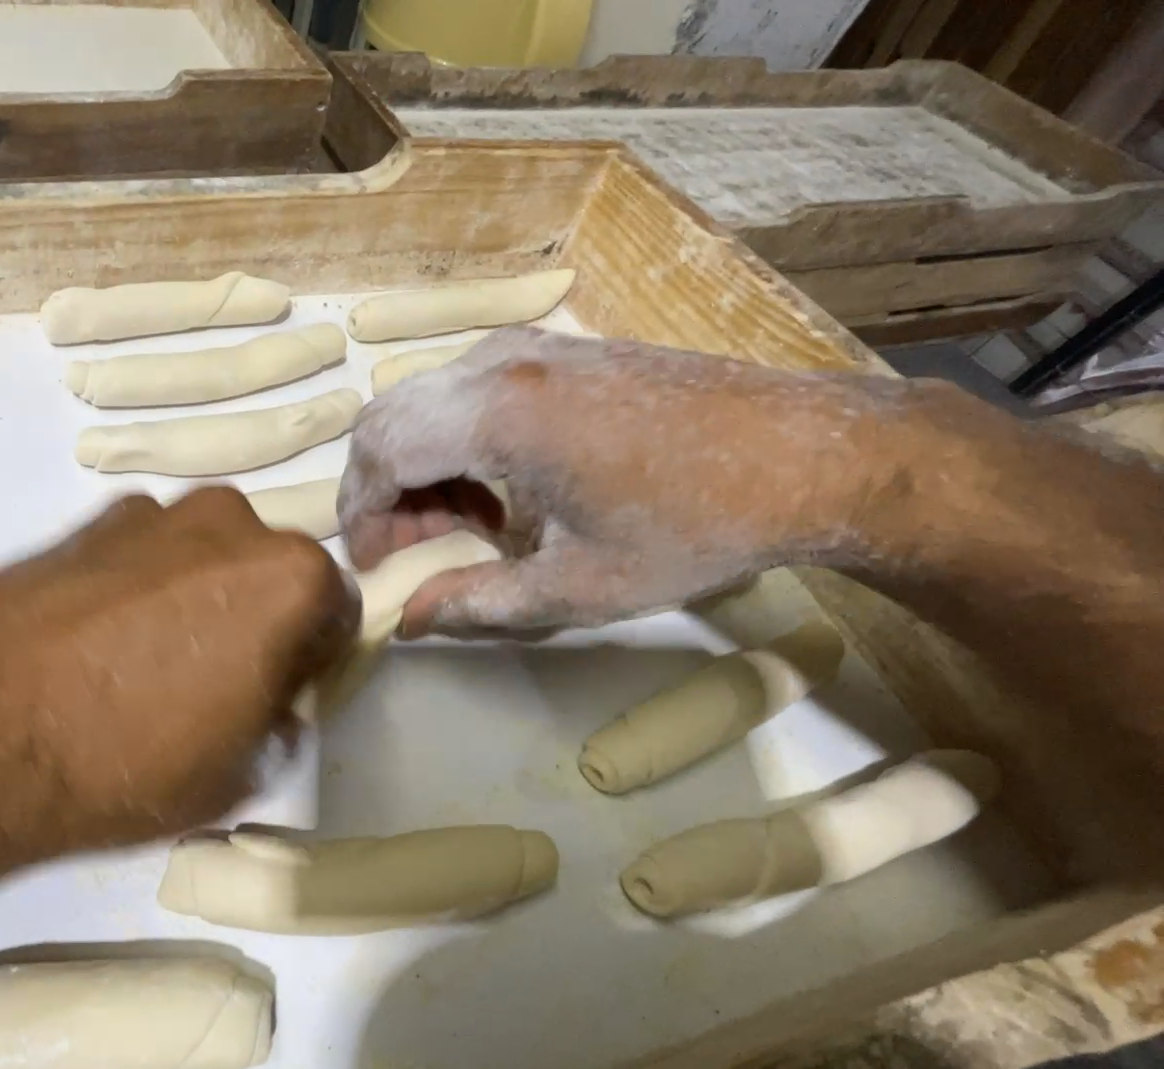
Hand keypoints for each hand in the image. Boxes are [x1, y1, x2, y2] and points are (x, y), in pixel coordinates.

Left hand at [0, 488, 355, 859]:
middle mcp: (228, 522)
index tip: (277, 695)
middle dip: (256, 618)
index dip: (313, 658)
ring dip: (195, 596)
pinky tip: (94, 640)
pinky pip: (142, 552)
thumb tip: (268, 702)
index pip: (337, 610)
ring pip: (203, 556)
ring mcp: (151, 513)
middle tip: (210, 681)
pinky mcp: (86, 519)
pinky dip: (137, 584)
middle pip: (268, 572)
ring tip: (141, 662)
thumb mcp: (234, 775)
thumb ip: (277, 725)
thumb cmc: (123, 762)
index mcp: (287, 579)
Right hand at [339, 325, 955, 636]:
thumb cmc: (691, 528)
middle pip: (386, 419)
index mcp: (497, 415)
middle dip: (381, 489)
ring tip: (462, 524)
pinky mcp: (554, 349)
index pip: (379, 454)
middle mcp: (497, 364)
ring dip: (417, 465)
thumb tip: (407, 620)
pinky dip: (453, 440)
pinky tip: (499, 487)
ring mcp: (527, 346)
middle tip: (414, 548)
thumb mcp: (577, 587)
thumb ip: (476, 602)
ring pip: (422, 402)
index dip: (363, 516)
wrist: (807, 455)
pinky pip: (464, 389)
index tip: (377, 566)